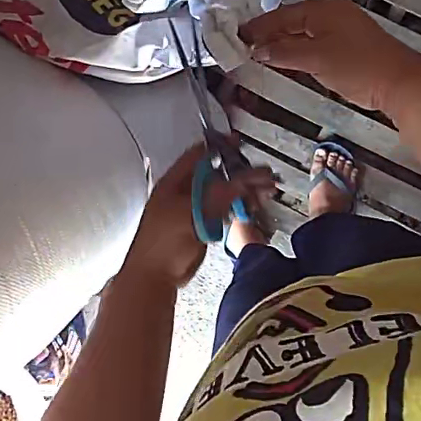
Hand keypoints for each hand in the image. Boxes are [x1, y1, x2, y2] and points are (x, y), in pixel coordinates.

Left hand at [121, 141, 275, 287]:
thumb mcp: (189, 214)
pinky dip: (239, 207)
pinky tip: (252, 206)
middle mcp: (185, 194)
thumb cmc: (160, 246)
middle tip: (261, 173)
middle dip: (240, 173)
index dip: (218, 147)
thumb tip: (239, 182)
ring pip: (223, 194)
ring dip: (244, 191)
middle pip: (217, 176)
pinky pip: (224, 211)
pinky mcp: (202, 227)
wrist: (155, 277)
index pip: (198, 156)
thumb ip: (216, 197)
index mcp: (174, 184)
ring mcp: (194, 211)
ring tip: (264, 189)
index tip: (237, 142)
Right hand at [239, 0, 420, 111]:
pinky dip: (300, 51)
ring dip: (284, 44)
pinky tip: (291, 61)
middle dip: (270, 35)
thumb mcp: (316, 59)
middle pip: (293, 22)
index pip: (283, 15)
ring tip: (262, 55)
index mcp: (324, 10)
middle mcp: (333, 14)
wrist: (399, 82)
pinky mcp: (350, 46)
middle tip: (246, 46)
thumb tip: (260, 50)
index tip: (240, 37)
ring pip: (304, 34)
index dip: (260, 27)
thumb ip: (285, 53)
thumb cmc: (359, 67)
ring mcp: (343, 30)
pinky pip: (316, 43)